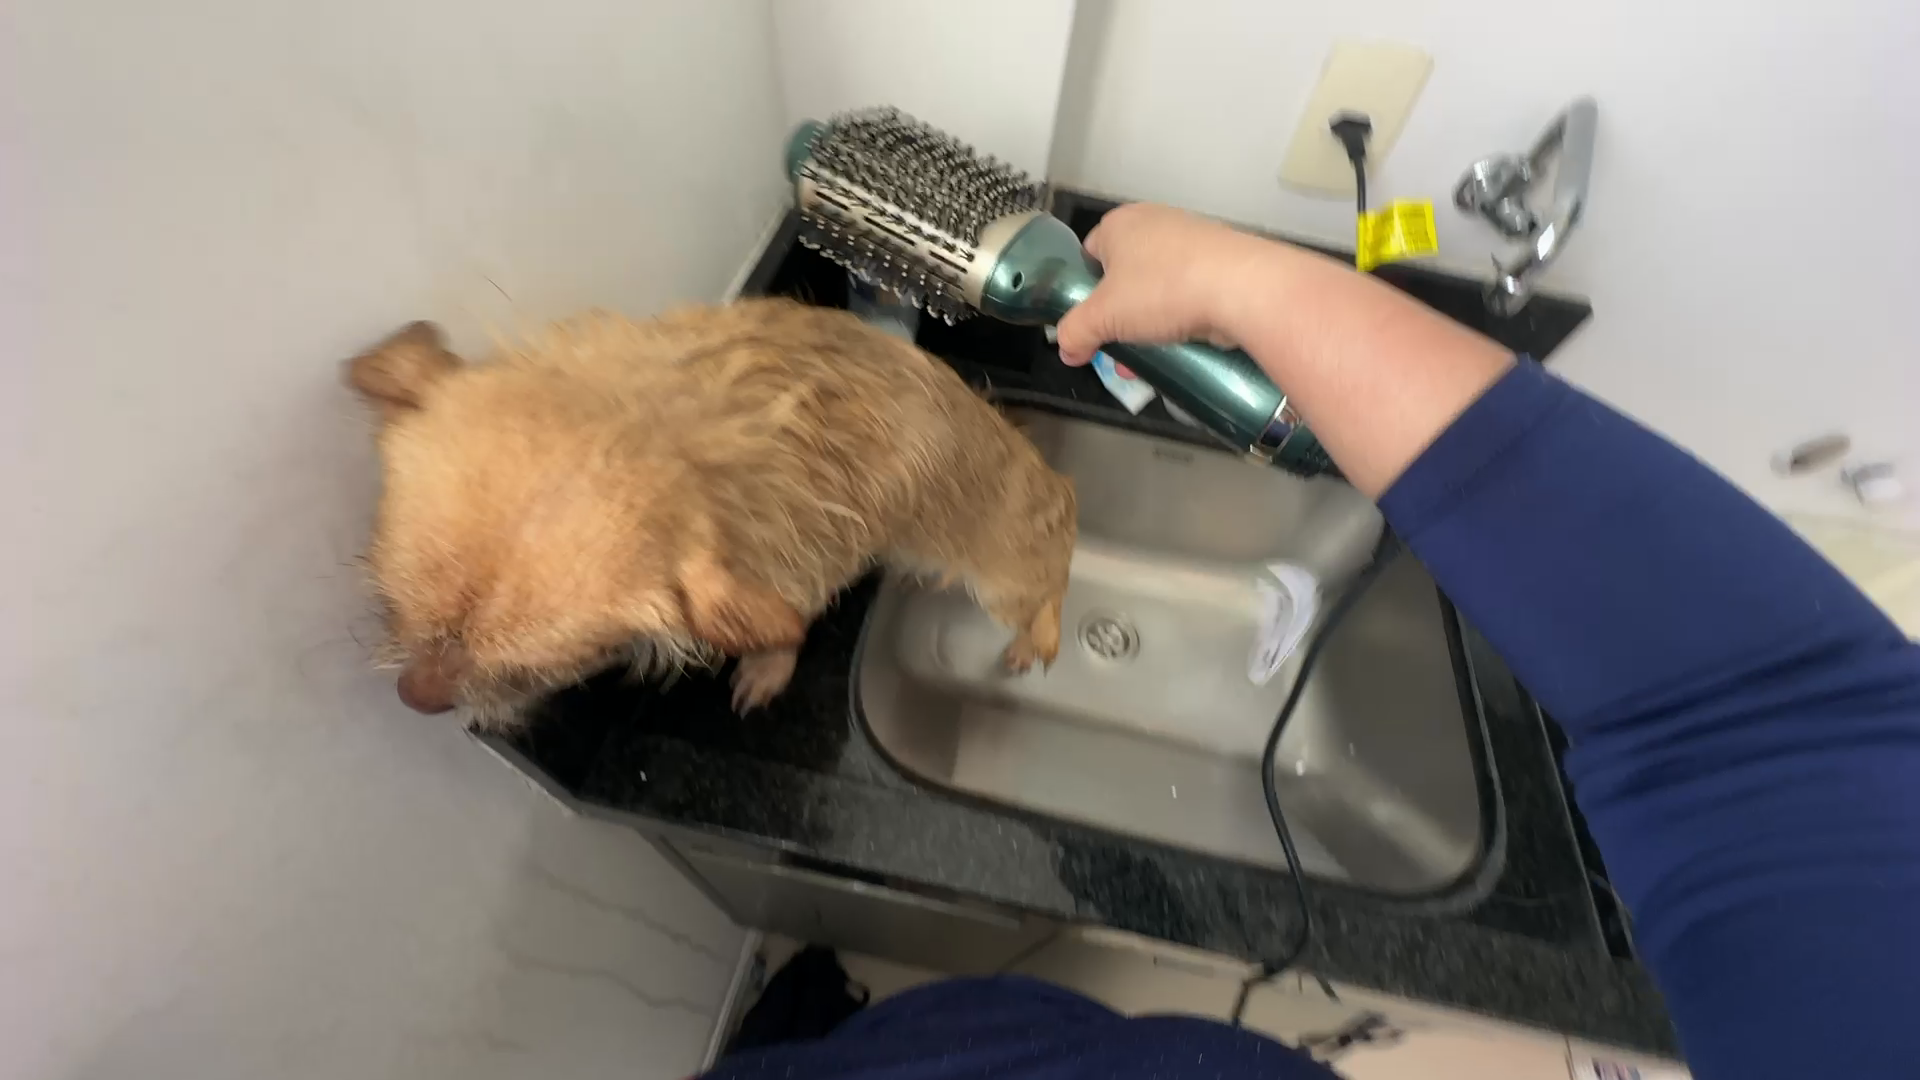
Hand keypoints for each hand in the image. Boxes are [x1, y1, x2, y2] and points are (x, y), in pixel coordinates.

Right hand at [1054, 204, 1298, 367]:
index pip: (1086, 256)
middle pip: (1121, 278)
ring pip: (1152, 290)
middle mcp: (1154, 222)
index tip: (1089, 323)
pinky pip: (1183, 294)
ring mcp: (1190, 240)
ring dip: (1143, 326)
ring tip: (1146, 358)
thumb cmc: (1160, 291)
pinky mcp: (1217, 262)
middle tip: (1116, 349)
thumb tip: (1066, 350)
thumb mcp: (1101, 317)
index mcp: (1120, 223)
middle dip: (1115, 318)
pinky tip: (1177, 345)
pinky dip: (1175, 320)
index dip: (1083, 292)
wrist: (1242, 289)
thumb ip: (1074, 333)